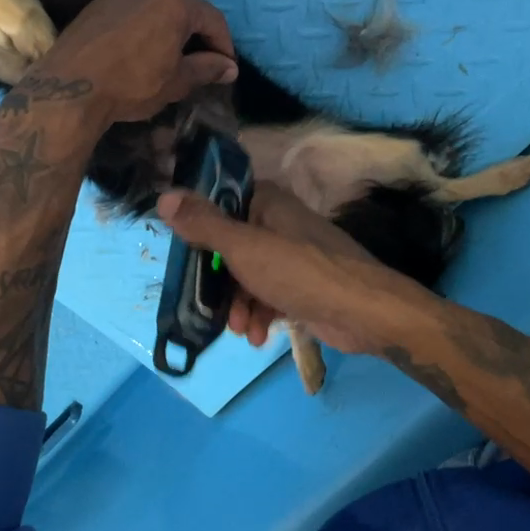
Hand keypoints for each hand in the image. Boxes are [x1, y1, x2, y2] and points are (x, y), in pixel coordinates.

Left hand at [14, 0, 237, 125]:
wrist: (69, 88)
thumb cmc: (132, 83)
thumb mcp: (177, 81)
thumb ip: (207, 68)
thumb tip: (229, 67)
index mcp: (176, 1)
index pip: (213, 20)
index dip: (224, 46)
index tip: (226, 69)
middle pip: (184, 10)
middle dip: (196, 37)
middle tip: (200, 65)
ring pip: (155, 11)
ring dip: (167, 32)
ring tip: (168, 60)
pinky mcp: (95, 7)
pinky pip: (130, 16)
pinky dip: (142, 31)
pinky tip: (137, 55)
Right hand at [156, 182, 426, 354]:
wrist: (365, 312)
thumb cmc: (300, 272)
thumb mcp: (244, 248)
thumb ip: (203, 224)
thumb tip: (164, 194)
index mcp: (266, 202)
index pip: (218, 208)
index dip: (199, 234)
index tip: (187, 263)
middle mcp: (279, 222)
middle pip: (230, 247)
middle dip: (220, 283)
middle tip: (212, 309)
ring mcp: (293, 254)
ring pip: (248, 276)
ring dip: (239, 305)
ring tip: (243, 330)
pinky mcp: (303, 284)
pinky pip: (269, 294)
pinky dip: (260, 313)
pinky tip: (260, 337)